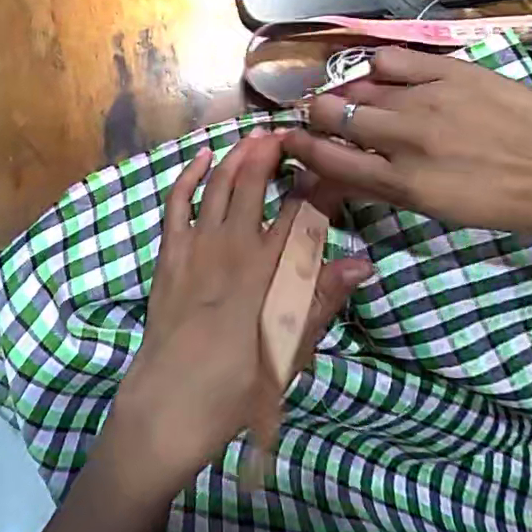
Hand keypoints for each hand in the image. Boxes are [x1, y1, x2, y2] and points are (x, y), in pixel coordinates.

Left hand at [100, 132, 371, 493]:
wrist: (175, 397)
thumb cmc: (241, 382)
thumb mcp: (293, 347)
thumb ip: (322, 299)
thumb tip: (361, 262)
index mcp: (271, 268)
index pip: (304, 211)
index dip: (322, 182)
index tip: (333, 161)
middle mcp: (235, 243)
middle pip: (256, 182)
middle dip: (274, 152)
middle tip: (288, 134)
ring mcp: (197, 242)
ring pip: (219, 182)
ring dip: (237, 155)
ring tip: (255, 137)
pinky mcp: (170, 248)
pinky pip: (178, 200)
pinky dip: (189, 173)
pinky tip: (201, 156)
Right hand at [284, 46, 531, 238]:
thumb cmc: (508, 203)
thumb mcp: (437, 209)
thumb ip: (378, 187)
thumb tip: (330, 173)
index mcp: (403, 182)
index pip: (325, 156)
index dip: (298, 146)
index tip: (290, 139)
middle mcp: (406, 138)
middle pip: (329, 112)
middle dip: (315, 114)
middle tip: (323, 117)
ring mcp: (427, 99)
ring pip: (355, 84)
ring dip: (345, 92)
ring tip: (357, 97)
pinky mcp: (448, 71)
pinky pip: (388, 60)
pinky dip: (376, 69)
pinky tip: (385, 77)